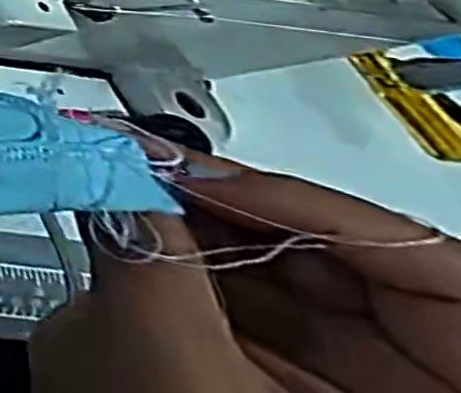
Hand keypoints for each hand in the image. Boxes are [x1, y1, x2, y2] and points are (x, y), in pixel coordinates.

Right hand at [31, 146, 460, 392]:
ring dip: (202, 226)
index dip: (307, 205)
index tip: (195, 172)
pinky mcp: (299, 380)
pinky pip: (261, 300)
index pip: (440, 273)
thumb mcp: (167, 369)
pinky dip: (193, 258)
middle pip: (357, 268)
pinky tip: (140, 235)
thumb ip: (146, 263)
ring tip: (130, 194)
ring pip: (298, 277)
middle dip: (235, 208)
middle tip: (146, 171)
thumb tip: (115, 175)